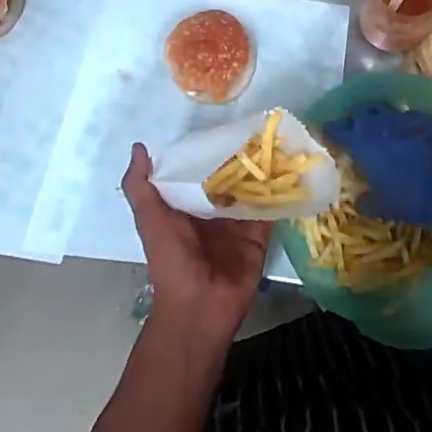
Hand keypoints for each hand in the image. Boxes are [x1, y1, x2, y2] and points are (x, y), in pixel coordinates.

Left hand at [121, 143, 270, 339]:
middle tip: (260, 130)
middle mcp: (212, 212)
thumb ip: (141, 187)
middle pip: (229, 179)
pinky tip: (293, 173)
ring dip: (263, 172)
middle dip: (241, 158)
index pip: (198, 171)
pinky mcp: (258, 236)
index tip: (225, 125)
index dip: (208, 151)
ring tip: (281, 143)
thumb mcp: (150, 220)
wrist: (199, 306)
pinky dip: (280, 195)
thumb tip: (138, 147)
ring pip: (252, 191)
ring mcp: (237, 224)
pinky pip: (270, 211)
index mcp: (184, 206)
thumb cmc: (171, 260)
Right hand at [323, 109, 431, 228]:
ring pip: (384, 111)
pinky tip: (407, 134)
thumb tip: (359, 200)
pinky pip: (408, 116)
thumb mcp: (381, 207)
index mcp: (361, 143)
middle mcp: (379, 124)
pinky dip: (403, 124)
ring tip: (379, 130)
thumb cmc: (410, 199)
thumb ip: (365, 201)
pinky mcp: (427, 119)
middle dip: (355, 122)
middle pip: (360, 114)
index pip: (336, 130)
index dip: (330, 131)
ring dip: (379, 119)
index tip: (328, 134)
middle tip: (354, 132)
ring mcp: (404, 118)